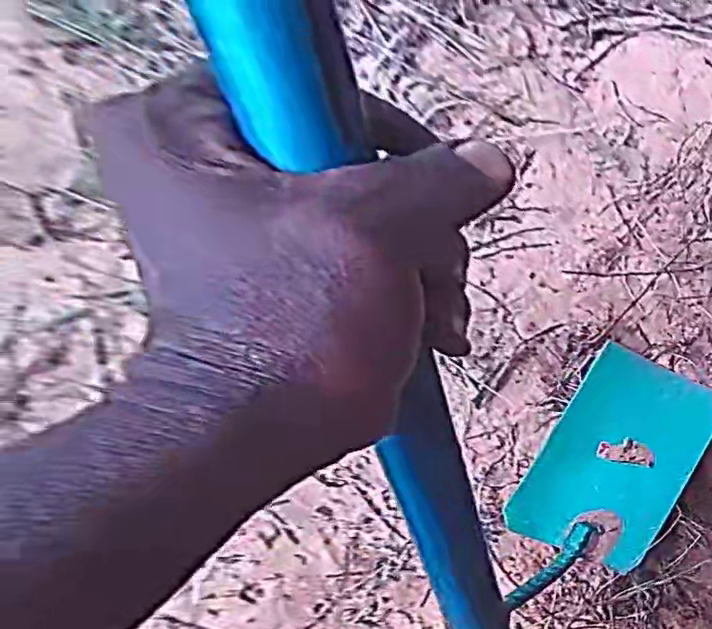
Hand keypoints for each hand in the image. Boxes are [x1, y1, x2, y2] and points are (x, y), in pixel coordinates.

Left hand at [88, 69, 515, 459]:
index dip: (391, 141)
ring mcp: (263, 225)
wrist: (277, 420)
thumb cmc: (297, 320)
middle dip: (423, 232)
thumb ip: (436, 184)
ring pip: (391, 221)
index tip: (439, 193)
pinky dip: (423, 293)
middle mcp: (216, 167)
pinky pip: (388, 259)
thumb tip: (493, 158)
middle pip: (366, 169)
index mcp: (185, 128)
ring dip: (434, 272)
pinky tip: (433, 327)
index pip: (312, 93)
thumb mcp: (373, 231)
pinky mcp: (303, 271)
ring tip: (435, 316)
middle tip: (429, 277)